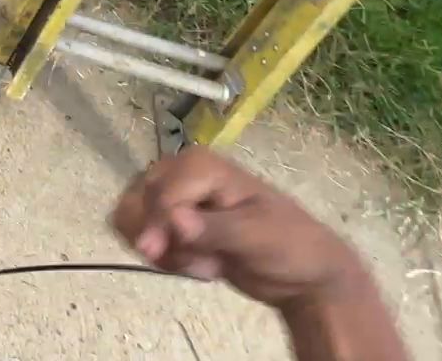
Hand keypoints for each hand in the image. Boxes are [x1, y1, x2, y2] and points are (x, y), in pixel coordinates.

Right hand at [111, 147, 365, 310]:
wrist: (308, 277)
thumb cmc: (292, 247)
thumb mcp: (259, 238)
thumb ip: (214, 229)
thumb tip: (174, 219)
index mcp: (199, 164)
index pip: (159, 194)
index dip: (159, 226)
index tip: (165, 256)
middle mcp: (178, 172)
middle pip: (139, 201)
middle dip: (164, 239)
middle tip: (201, 263)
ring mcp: (173, 195)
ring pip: (133, 217)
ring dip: (164, 249)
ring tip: (201, 264)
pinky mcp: (171, 219)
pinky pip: (141, 232)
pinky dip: (163, 254)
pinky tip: (195, 263)